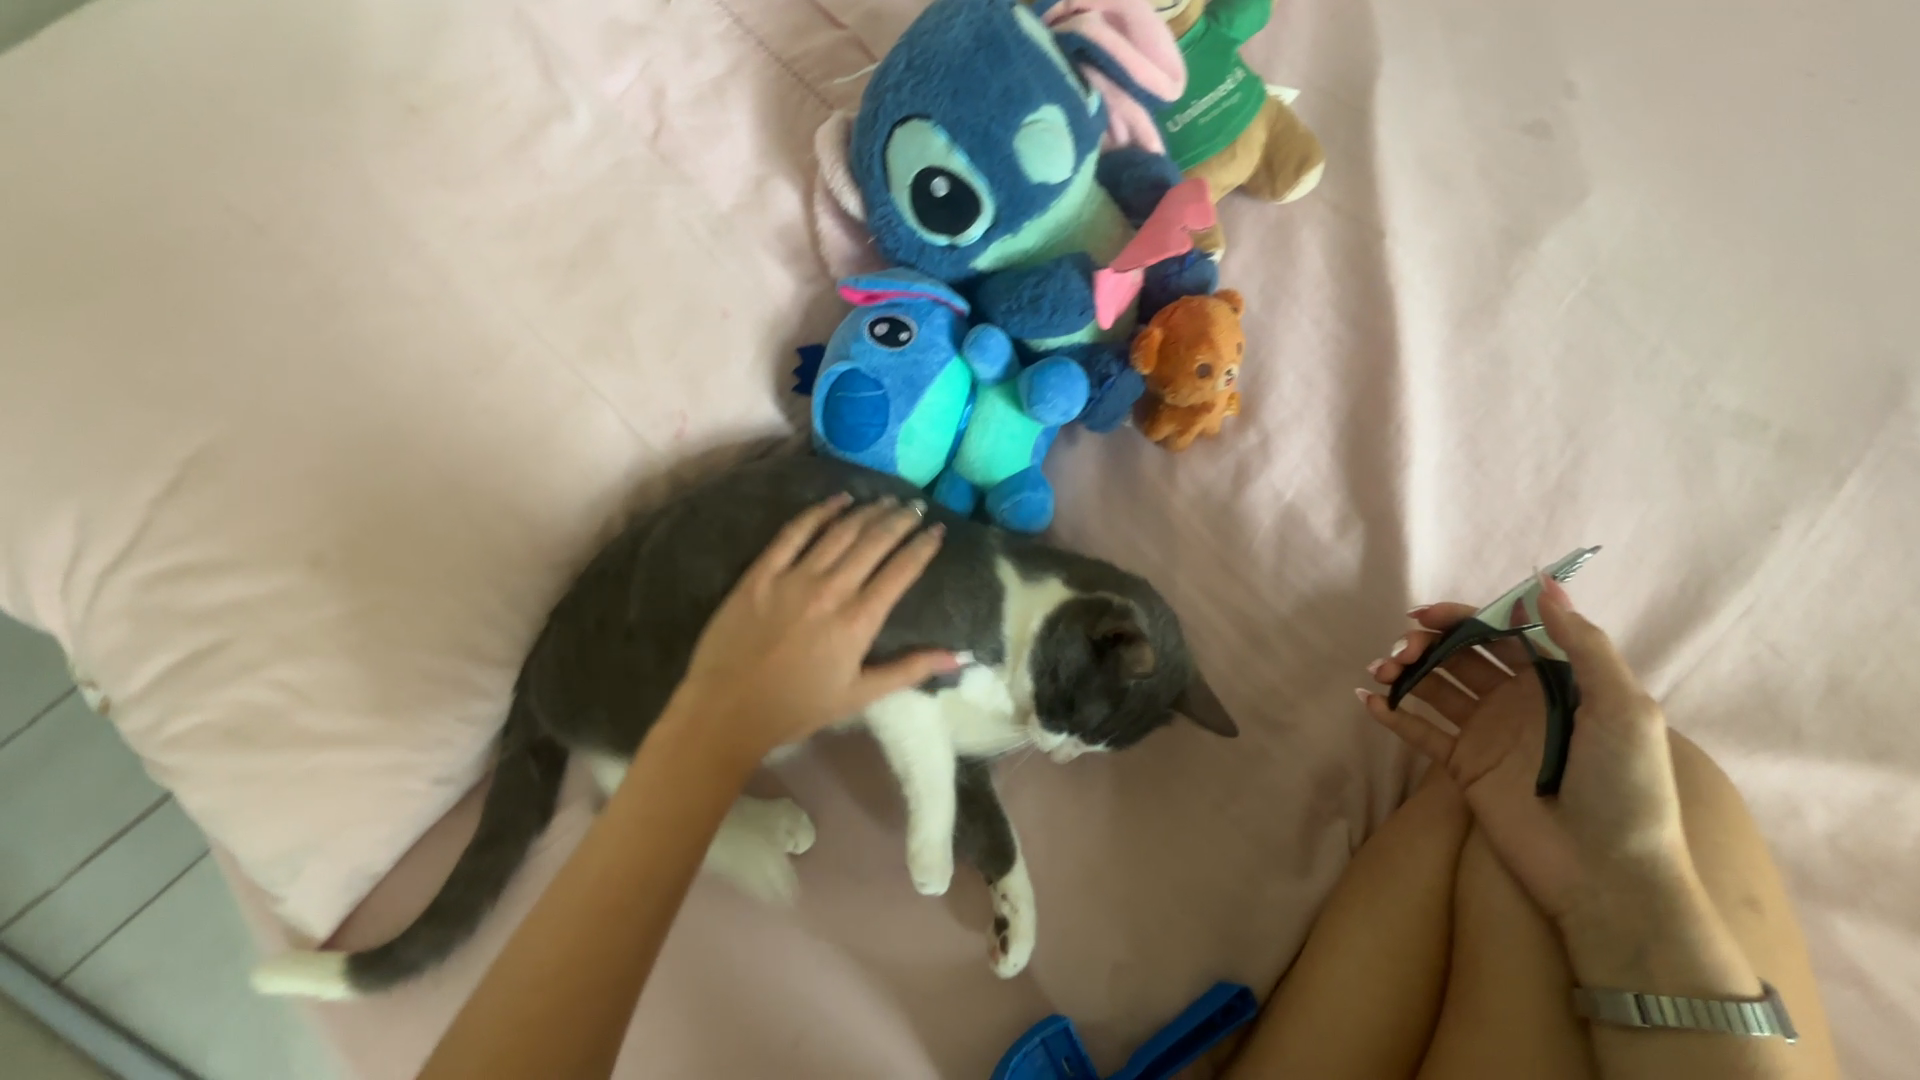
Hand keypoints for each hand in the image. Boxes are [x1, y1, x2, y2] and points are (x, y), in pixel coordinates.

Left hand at [671, 494, 960, 761]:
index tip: (936, 529)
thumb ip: (909, 670)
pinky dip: (819, 512)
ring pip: (839, 532)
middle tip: (914, 506)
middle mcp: (831, 590)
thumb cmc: (797, 707)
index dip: (922, 546)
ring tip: (885, 500)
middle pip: (874, 542)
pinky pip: (794, 532)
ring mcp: (794, 577)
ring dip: (866, 512)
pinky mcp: (761, 572)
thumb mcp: (860, 695)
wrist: (727, 709)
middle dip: (899, 520)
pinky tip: (838, 500)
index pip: (901, 571)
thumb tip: (958, 656)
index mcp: (858, 621)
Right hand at [1356, 579, 1694, 934]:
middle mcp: (1517, 700)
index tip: (1424, 615)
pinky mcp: (1463, 765)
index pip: (1501, 634)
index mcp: (1557, 682)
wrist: (1607, 872)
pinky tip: (1368, 700)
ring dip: (1405, 672)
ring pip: (1435, 687)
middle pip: (1461, 656)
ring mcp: (1487, 733)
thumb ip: (1583, 645)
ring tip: (1381, 671)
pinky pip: (1420, 731)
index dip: (1462, 618)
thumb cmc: (1625, 787)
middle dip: (1428, 643)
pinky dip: (1392, 714)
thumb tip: (1543, 584)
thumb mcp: (1623, 709)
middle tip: (1402, 649)